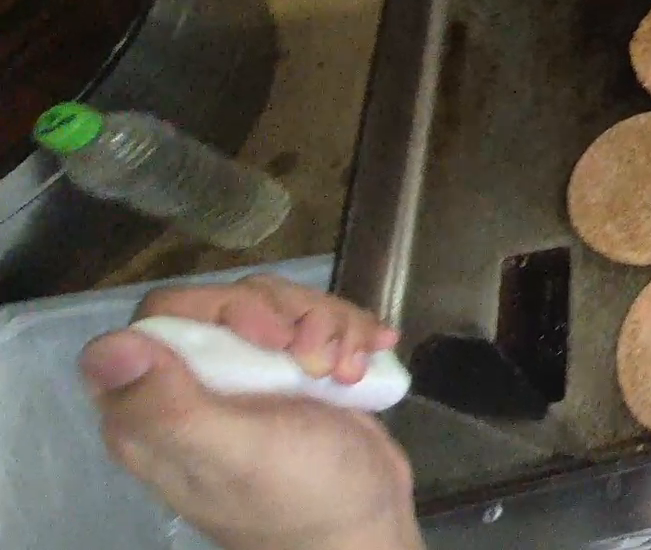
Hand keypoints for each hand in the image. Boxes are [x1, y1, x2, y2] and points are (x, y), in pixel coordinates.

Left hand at [79, 274, 423, 549]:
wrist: (362, 516)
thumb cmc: (294, 493)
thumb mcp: (232, 451)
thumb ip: (169, 406)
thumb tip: (111, 347)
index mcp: (160, 406)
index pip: (169, 316)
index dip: (222, 308)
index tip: (270, 336)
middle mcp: (204, 383)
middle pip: (241, 299)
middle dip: (297, 314)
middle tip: (318, 357)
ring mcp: (260, 376)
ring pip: (292, 305)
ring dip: (336, 324)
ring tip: (350, 367)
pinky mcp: (306, 371)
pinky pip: (331, 321)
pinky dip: (359, 331)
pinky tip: (373, 356)